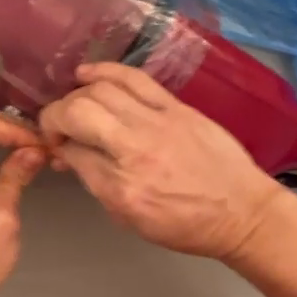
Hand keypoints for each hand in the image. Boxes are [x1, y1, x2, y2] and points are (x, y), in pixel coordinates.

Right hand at [38, 63, 286, 259]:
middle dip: (55, 116)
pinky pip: (132, 78)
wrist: (241, 211)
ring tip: (73, 103)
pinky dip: (103, 71)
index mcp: (122, 188)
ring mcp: (158, 123)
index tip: (55, 147)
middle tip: (58, 127)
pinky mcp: (176, 107)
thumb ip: (96, 184)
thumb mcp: (130, 219)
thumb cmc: (185, 225)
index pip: (71, 152)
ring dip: (76, 95)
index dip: (55, 145)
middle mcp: (135, 150)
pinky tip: (86, 74)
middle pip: (78, 113)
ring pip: (101, 90)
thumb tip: (69, 154)